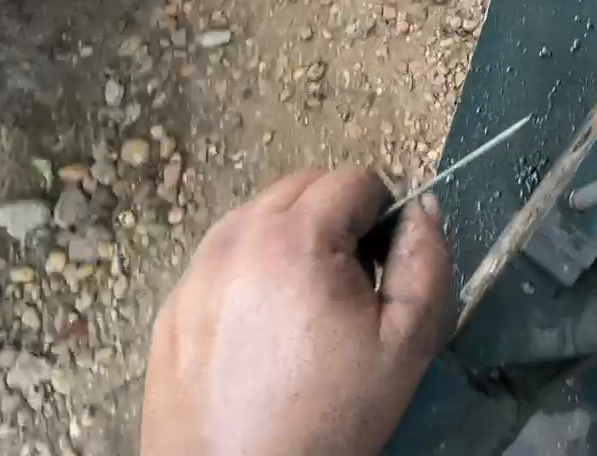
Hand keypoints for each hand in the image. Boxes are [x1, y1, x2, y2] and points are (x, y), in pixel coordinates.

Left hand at [141, 168, 451, 455]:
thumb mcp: (406, 341)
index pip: (353, 180)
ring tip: (307, 295)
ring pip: (259, 212)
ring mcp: (194, 274)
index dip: (381, 211)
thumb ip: (427, 259)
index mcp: (294, 240)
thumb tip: (422, 207)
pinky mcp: (170, 308)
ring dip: (293, 230)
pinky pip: (223, 254)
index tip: (382, 260)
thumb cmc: (331, 416)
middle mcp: (236, 241)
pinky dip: (252, 263)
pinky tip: (264, 321)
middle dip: (337, 213)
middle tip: (351, 275)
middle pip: (303, 185)